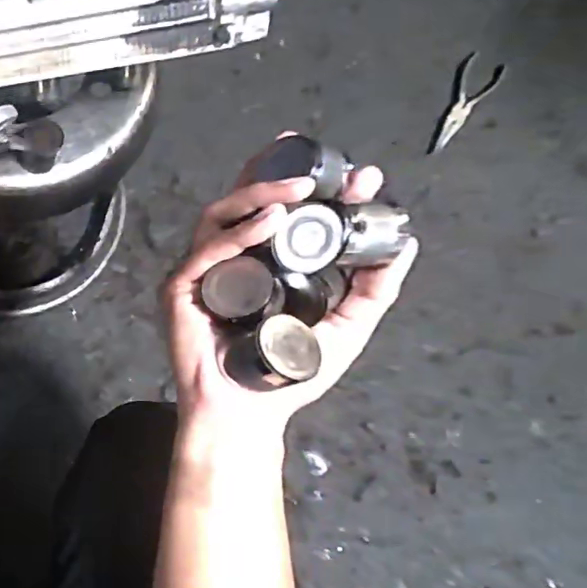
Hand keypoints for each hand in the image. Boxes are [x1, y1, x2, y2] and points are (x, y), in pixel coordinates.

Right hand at [163, 152, 416, 437]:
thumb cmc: (287, 377)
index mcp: (260, 264)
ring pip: (221, 216)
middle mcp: (229, 261)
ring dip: (258, 196)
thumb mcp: (344, 328)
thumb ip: (373, 290)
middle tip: (321, 173)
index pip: (279, 212)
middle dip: (278, 176)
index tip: (357, 179)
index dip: (312, 188)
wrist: (246, 414)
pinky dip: (235, 234)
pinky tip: (267, 223)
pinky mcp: (181, 290)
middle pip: (244, 202)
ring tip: (298, 193)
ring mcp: (202, 273)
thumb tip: (405, 243)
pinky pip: (205, 252)